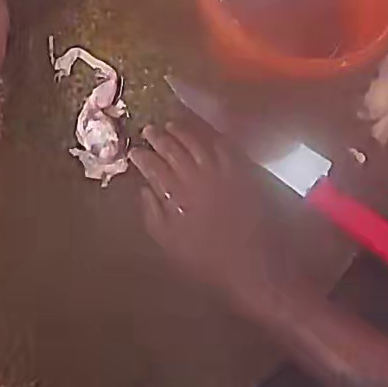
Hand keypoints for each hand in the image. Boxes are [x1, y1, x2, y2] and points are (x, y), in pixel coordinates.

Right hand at [129, 118, 293, 312]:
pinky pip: (223, 146)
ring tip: (171, 124)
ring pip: (196, 142)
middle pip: (172, 149)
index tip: (134, 151)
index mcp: (176, 194)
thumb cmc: (207, 257)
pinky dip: (211, 137)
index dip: (141, 156)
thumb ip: (152, 214)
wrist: (253, 261)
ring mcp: (219, 170)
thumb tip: (144, 190)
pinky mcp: (240, 170)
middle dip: (157, 138)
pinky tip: (204, 134)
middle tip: (148, 130)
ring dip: (182, 131)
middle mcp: (195, 176)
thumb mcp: (170, 242)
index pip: (153, 166)